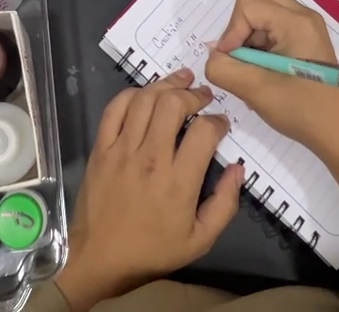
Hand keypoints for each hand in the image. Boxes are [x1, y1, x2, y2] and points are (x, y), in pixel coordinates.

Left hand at [56, 69, 242, 311]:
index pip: (203, 133)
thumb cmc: (153, 250)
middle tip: (203, 95)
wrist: (100, 258)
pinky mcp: (101, 146)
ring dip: (165, 85)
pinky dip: (132, 94)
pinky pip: (115, 108)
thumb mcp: (200, 239)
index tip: (221, 123)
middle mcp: (150, 158)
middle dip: (193, 94)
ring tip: (181, 81)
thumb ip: (224, 204)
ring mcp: (122, 149)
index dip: (217, 121)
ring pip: (145, 100)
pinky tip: (146, 93)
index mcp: (178, 182)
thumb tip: (238, 169)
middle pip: (172, 105)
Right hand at [203, 0, 338, 154]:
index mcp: (295, 22)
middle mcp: (302, 15)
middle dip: (240, 22)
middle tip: (241, 53)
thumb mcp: (254, 91)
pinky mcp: (305, 36)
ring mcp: (306, 24)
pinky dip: (260, 39)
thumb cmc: (301, 111)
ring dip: (249, 32)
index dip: (231, 32)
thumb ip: (222, 68)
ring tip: (254, 65)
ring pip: (262, 6)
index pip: (247, 6)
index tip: (232, 60)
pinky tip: (264, 67)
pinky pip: (272, 21)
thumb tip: (214, 55)